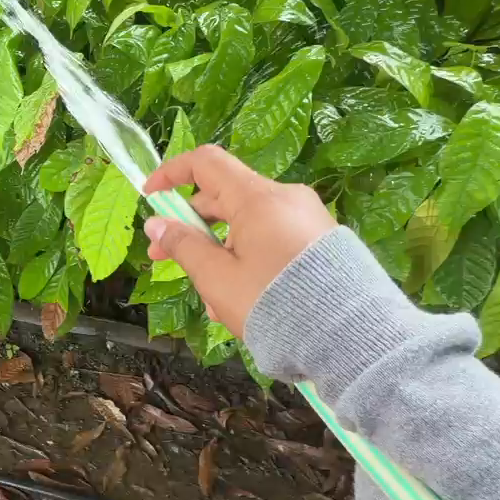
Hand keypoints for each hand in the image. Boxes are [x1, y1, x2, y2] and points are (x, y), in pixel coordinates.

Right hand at [141, 145, 336, 339]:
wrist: (350, 336)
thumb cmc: (272, 301)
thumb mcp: (216, 277)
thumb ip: (183, 245)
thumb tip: (157, 223)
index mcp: (258, 199)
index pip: (206, 163)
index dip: (171, 173)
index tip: (149, 195)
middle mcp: (286, 199)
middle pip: (224, 198)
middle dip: (189, 226)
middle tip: (162, 258)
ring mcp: (307, 221)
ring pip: (246, 225)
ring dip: (217, 252)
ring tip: (210, 299)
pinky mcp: (321, 243)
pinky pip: (271, 240)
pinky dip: (246, 259)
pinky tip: (240, 299)